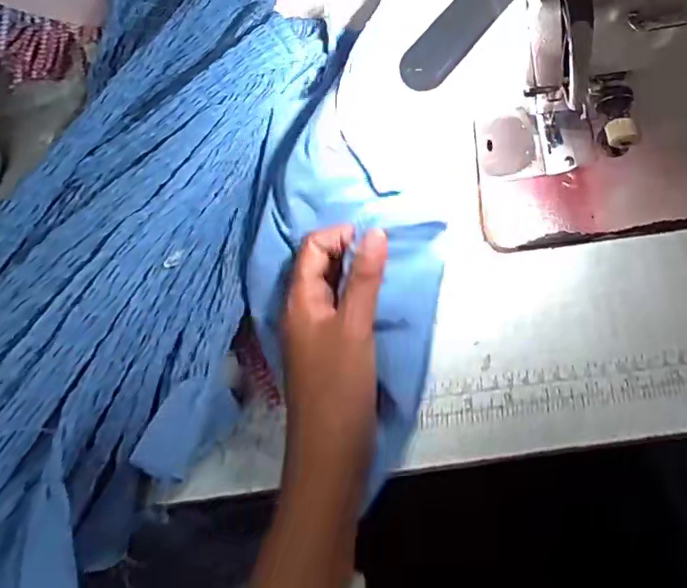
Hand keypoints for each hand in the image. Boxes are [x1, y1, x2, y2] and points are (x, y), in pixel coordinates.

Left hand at [282, 225, 387, 489]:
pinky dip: (360, 293)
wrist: (331, 454)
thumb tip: (376, 232)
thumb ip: (365, 278)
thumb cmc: (340, 387)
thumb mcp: (356, 326)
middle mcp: (302, 310)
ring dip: (357, 271)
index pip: (312, 247)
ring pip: (333, 284)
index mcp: (299, 301)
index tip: (376, 242)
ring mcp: (315, 329)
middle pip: (320, 262)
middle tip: (386, 254)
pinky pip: (342, 304)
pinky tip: (380, 299)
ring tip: (387, 272)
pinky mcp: (330, 346)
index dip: (341, 236)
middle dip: (351, 249)